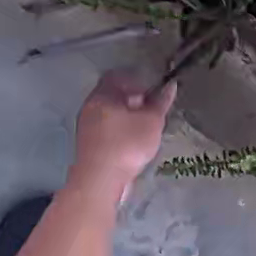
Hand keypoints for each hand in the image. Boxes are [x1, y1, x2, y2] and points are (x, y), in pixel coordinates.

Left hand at [70, 70, 175, 192]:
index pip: (116, 76)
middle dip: (132, 101)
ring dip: (126, 119)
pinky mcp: (87, 145)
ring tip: (144, 130)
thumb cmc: (127, 144)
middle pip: (112, 96)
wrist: (100, 180)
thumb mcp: (151, 121)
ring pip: (108, 115)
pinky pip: (105, 131)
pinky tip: (132, 145)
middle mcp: (90, 107)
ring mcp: (86, 127)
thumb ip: (161, 102)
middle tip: (150, 112)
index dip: (136, 81)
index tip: (151, 94)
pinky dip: (119, 133)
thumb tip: (170, 85)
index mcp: (102, 95)